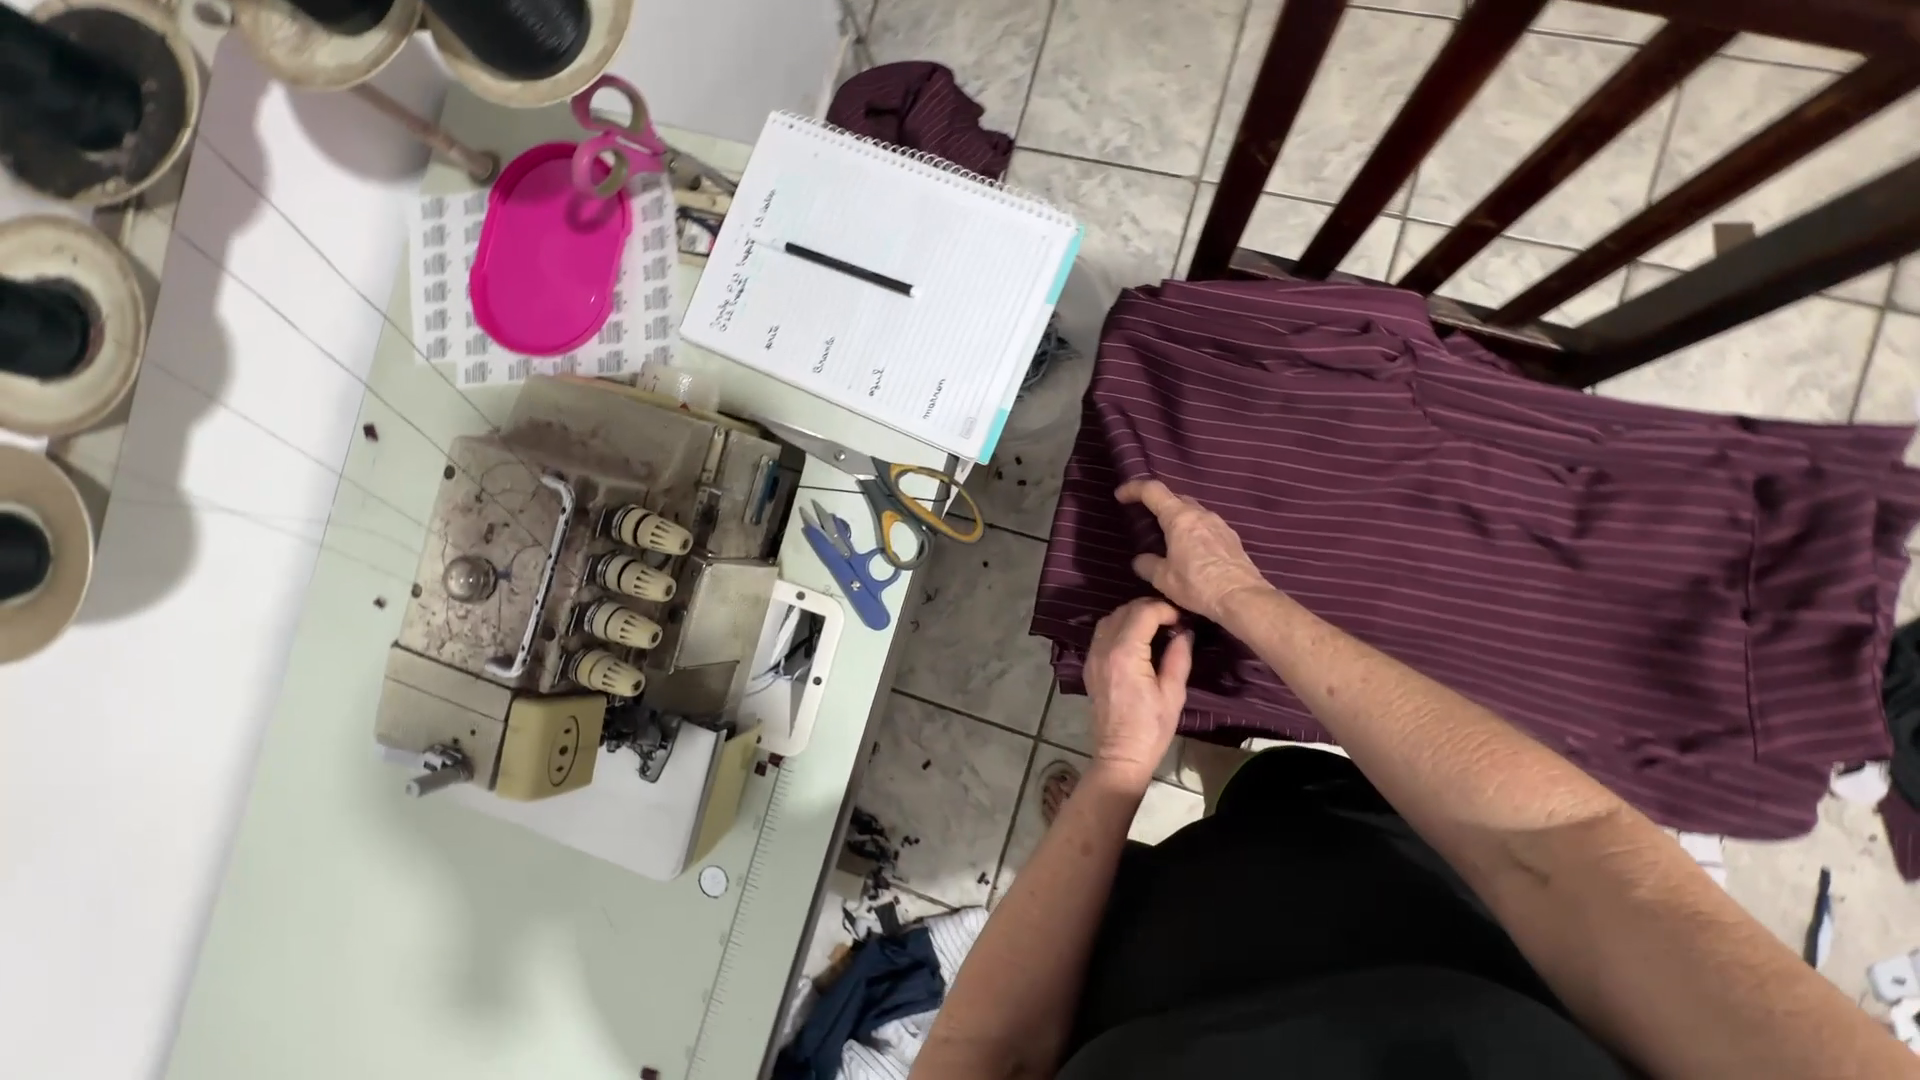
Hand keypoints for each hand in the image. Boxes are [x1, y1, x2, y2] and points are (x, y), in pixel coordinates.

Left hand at [1083, 598, 1192, 786]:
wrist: (1120, 756)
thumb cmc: (1151, 729)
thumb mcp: (1173, 693)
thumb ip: (1179, 657)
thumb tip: (1184, 631)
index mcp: (1125, 654)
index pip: (1144, 613)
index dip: (1165, 609)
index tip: (1182, 618)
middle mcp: (1103, 649)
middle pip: (1125, 611)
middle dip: (1150, 608)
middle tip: (1172, 619)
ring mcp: (1092, 657)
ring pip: (1110, 619)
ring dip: (1132, 615)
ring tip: (1156, 626)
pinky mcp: (1089, 666)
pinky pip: (1101, 634)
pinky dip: (1119, 627)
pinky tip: (1136, 639)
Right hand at [1117, 479, 1270, 623]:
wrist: (1242, 598)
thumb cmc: (1198, 585)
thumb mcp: (1163, 579)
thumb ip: (1148, 565)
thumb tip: (1141, 560)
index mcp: (1180, 518)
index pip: (1152, 491)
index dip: (1133, 489)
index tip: (1120, 496)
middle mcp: (1201, 514)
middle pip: (1175, 498)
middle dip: (1157, 504)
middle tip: (1145, 518)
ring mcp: (1220, 525)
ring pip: (1193, 512)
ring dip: (1178, 518)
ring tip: (1168, 537)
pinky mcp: (1231, 539)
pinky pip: (1206, 526)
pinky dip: (1194, 531)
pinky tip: (1191, 550)